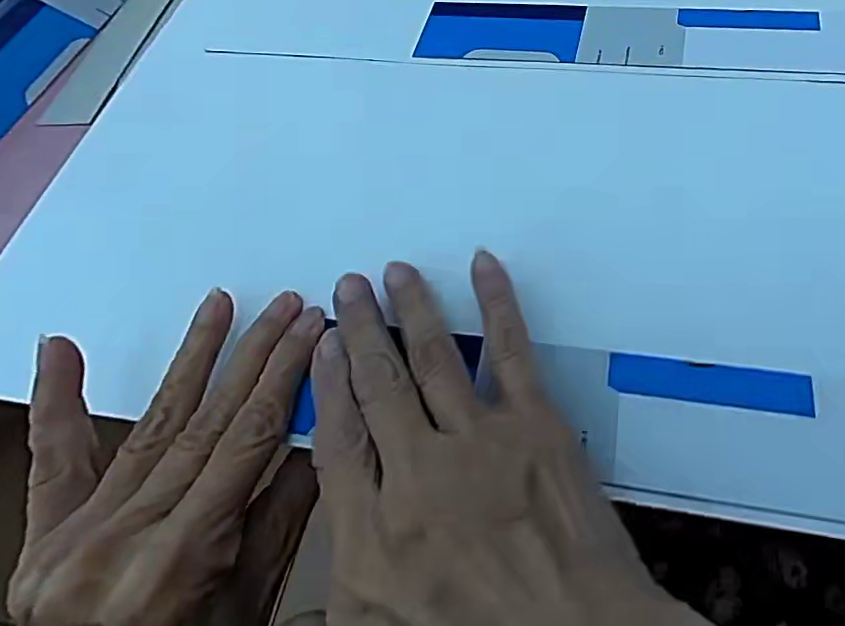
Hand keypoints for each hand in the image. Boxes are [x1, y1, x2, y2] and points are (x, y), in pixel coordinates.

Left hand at [11, 289, 325, 625]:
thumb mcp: (250, 606)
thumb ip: (281, 518)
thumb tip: (316, 437)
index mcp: (177, 562)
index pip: (247, 438)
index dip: (285, 375)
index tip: (308, 330)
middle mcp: (120, 541)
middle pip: (207, 420)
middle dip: (255, 353)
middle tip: (286, 307)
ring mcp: (74, 539)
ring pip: (152, 423)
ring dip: (192, 356)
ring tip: (218, 305)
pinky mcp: (42, 541)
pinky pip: (51, 462)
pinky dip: (55, 400)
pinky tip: (58, 349)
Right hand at [307, 252, 705, 625]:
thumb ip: (343, 579)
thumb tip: (310, 557)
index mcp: (374, 533)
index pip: (337, 436)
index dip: (327, 382)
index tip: (323, 344)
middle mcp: (418, 475)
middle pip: (379, 383)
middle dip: (361, 328)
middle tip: (349, 288)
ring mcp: (479, 443)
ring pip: (434, 355)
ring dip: (413, 307)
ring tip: (397, 272)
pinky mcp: (534, 424)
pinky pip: (508, 349)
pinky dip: (495, 302)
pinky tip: (483, 267)